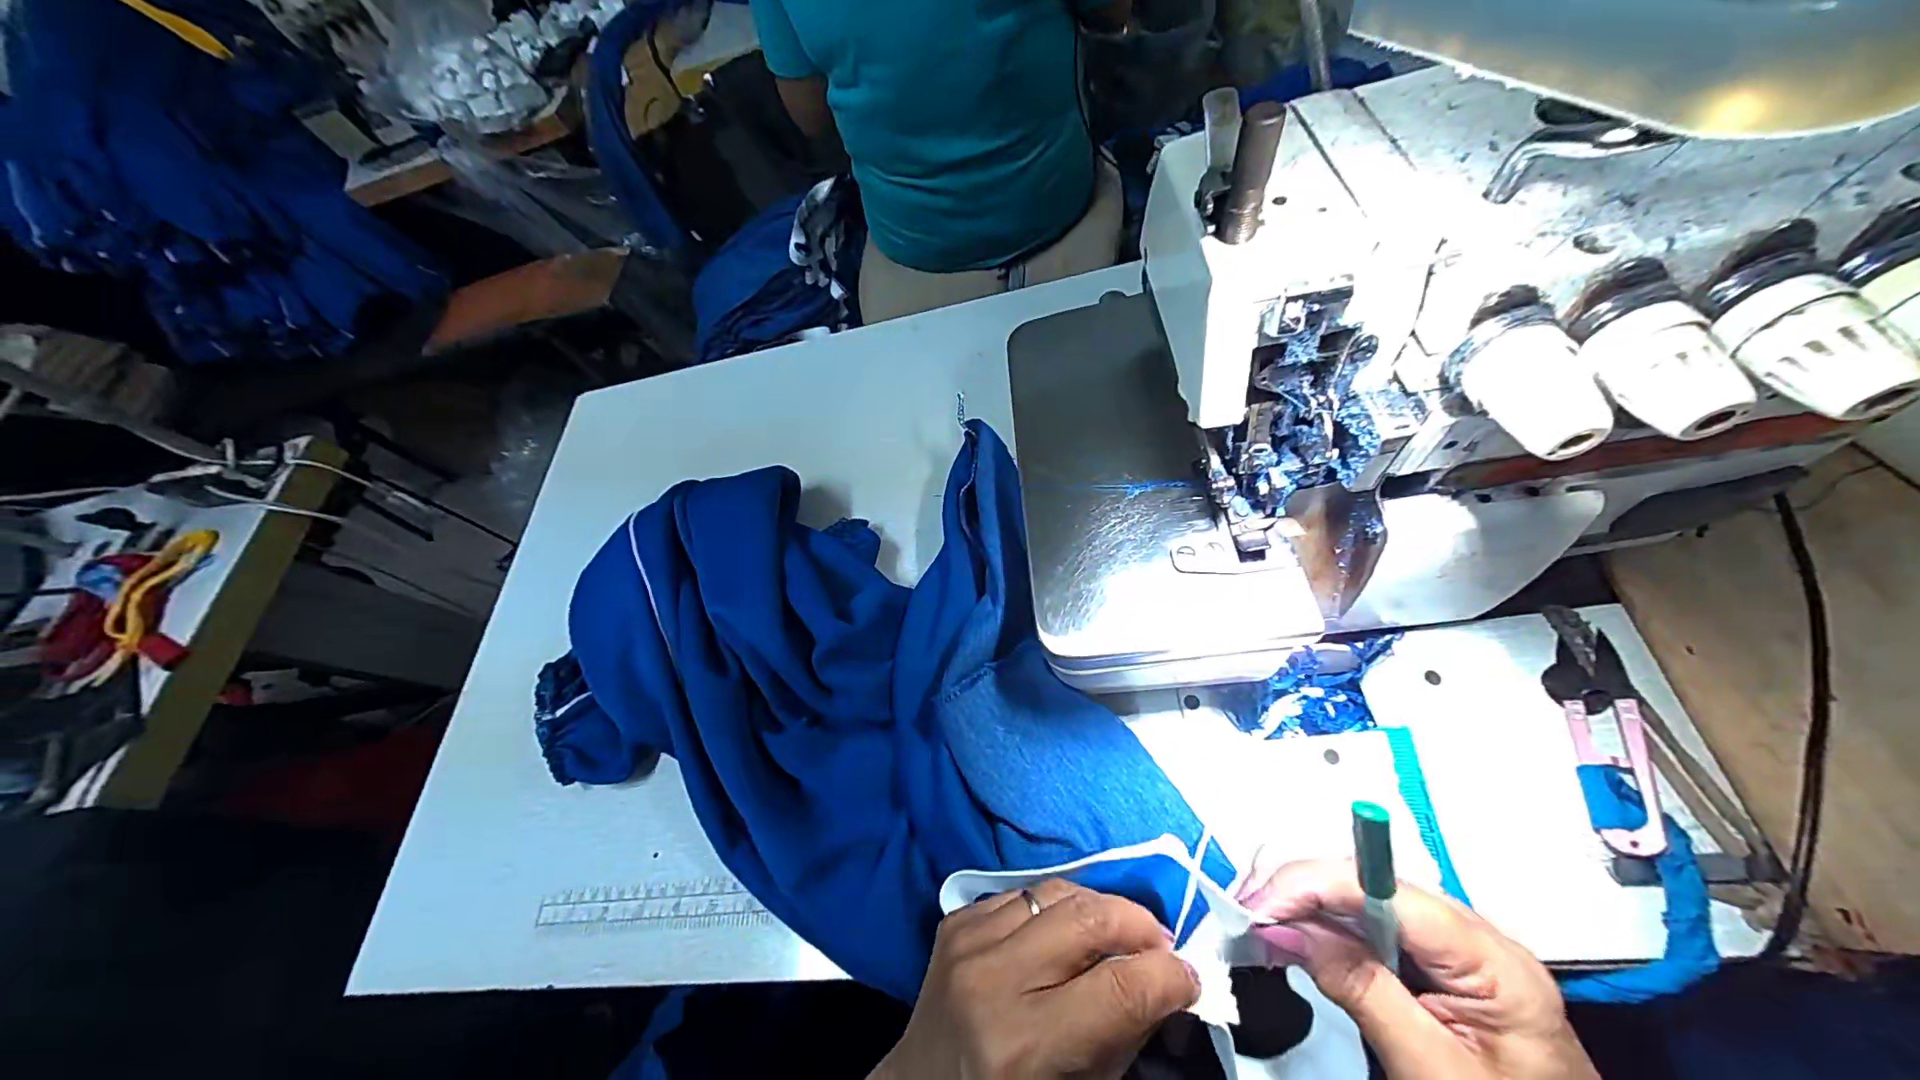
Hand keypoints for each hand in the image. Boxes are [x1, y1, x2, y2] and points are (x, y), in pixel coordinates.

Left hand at [871, 878, 1200, 1079]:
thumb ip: (1124, 1033)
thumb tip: (1168, 979)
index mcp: (1022, 1044)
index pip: (1118, 987)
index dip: (1169, 976)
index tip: (1189, 977)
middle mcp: (991, 980)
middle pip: (1087, 919)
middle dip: (1139, 923)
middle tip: (1160, 944)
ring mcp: (968, 941)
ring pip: (1058, 890)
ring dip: (1100, 907)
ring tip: (1118, 931)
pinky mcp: (956, 919)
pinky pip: (1023, 892)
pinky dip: (1055, 906)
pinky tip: (1065, 931)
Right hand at [1237, 860, 1598, 1079]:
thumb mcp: (1430, 1072)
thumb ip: (1361, 990)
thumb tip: (1288, 929)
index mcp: (1494, 962)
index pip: (1388, 891)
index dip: (1315, 884)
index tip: (1258, 906)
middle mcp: (1479, 936)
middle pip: (1374, 882)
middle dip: (1303, 888)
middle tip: (1249, 914)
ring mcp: (1463, 945)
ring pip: (1369, 895)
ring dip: (1310, 902)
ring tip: (1264, 921)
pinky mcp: (1444, 961)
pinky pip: (1376, 922)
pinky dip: (1330, 924)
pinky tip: (1300, 933)